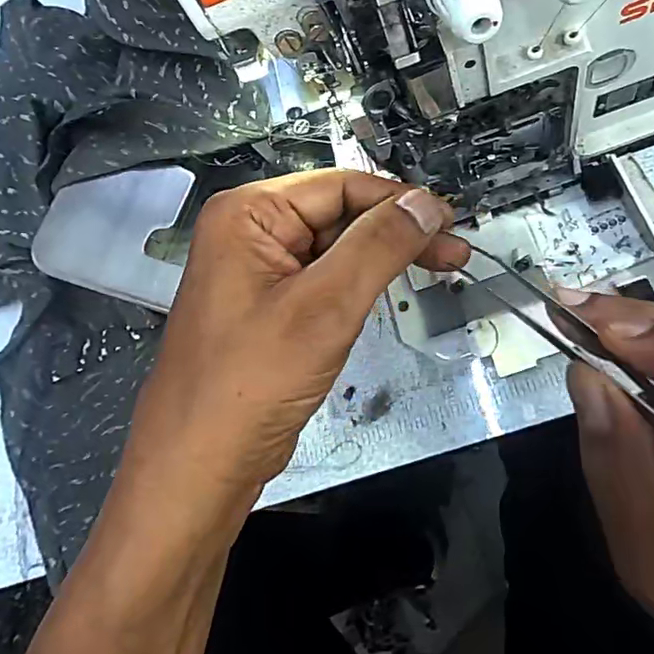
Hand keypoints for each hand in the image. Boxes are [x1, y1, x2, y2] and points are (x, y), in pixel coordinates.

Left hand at [122, 169, 467, 515]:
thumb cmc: (249, 385)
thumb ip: (380, 245)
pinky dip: (366, 281)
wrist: (202, 467)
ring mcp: (263, 273)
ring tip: (438, 267)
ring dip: (389, 256)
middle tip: (452, 251)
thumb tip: (424, 205)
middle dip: (400, 231)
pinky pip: (330, 278)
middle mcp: (252, 235)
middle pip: (344, 214)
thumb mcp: (327, 305)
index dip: (401, 202)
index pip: (343, 186)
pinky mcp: (275, 306)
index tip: (448, 223)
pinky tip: (393, 289)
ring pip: (341, 247)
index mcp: (249, 215)